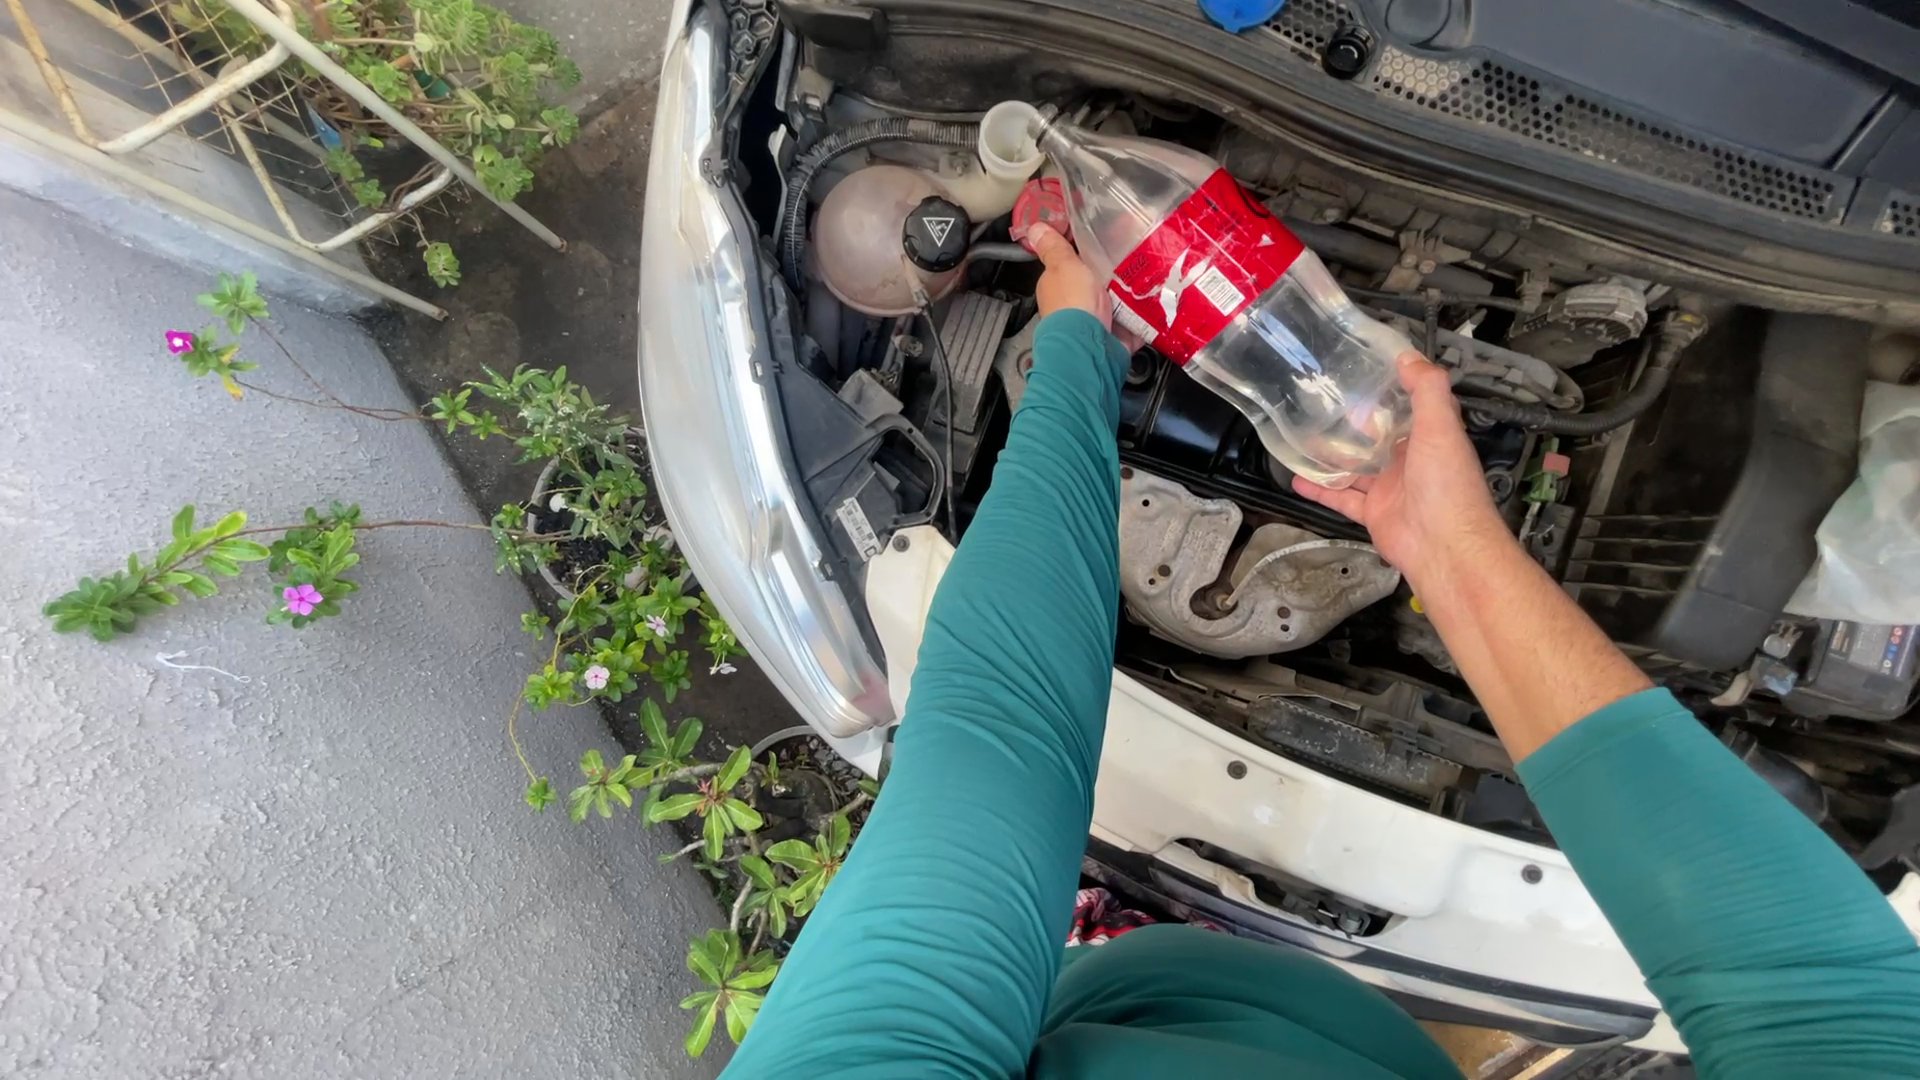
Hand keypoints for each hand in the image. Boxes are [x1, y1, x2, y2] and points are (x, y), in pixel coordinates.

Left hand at [1023, 223, 1144, 350]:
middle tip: (1139, 255)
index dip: (1090, 252)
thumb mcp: (1062, 265)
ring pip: (1121, 300)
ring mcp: (1097, 321)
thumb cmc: (1072, 304)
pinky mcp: (1117, 335)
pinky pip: (1136, 321)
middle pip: (1101, 282)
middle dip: (1119, 272)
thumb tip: (1034, 228)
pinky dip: (1146, 313)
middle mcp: (1077, 306)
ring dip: (1135, 290)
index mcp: (1059, 286)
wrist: (1089, 345)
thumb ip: (1052, 247)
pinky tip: (1159, 299)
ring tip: (1154, 273)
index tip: (1111, 237)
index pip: (1074, 264)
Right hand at [1291, 353, 1513, 591]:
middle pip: (1376, 441)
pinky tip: (1298, 479)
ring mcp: (1389, 489)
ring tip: (1303, 442)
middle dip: (1351, 428)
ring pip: (1355, 469)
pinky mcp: (1372, 512)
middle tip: (1320, 409)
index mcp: (1429, 440)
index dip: (1387, 395)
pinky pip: (1341, 498)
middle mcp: (1410, 463)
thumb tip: (1408, 357)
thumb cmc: (1448, 485)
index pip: (1408, 411)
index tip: (1359, 379)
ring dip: (1330, 459)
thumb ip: (1426, 390)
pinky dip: (1320, 490)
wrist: (1442, 543)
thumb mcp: (1440, 427)